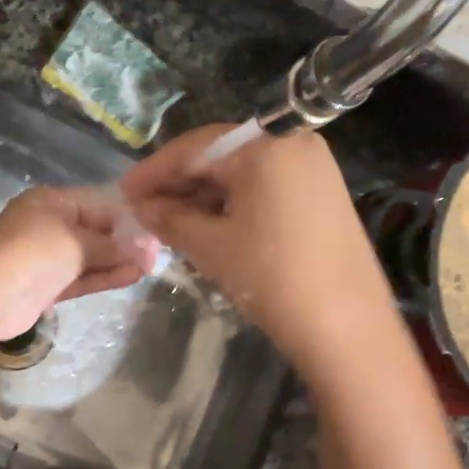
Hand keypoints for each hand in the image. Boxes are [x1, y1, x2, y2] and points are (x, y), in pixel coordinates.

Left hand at [0, 186, 160, 339]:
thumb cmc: (35, 252)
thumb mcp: (78, 241)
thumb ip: (112, 245)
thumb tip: (144, 249)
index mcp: (49, 202)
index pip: (95, 203)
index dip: (125, 216)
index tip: (154, 227)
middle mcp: (46, 226)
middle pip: (93, 231)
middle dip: (124, 242)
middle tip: (156, 252)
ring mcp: (45, 258)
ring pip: (88, 257)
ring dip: (117, 261)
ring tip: (149, 267)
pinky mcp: (46, 287)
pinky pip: (80, 278)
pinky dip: (103, 277)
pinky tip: (131, 276)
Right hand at [122, 124, 397, 362]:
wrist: (343, 323)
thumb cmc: (271, 277)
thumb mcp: (210, 246)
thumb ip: (170, 219)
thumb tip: (143, 207)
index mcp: (266, 146)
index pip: (196, 146)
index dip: (155, 170)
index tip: (125, 192)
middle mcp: (293, 145)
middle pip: (222, 155)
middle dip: (179, 183)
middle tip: (144, 210)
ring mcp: (312, 169)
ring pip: (243, 174)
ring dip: (204, 196)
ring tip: (169, 223)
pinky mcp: (321, 196)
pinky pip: (265, 189)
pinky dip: (232, 205)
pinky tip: (207, 227)